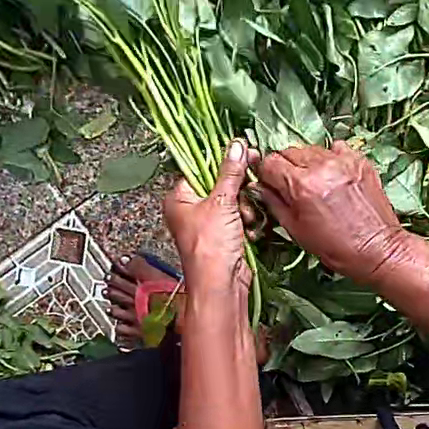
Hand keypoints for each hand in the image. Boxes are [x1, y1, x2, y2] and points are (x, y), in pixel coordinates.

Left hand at [165, 140, 252, 292]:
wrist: (221, 284)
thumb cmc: (210, 246)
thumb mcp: (222, 202)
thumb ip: (231, 172)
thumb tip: (237, 144)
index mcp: (179, 198)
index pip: (201, 168)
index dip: (224, 163)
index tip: (245, 156)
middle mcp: (190, 210)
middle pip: (220, 185)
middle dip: (239, 191)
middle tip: (248, 192)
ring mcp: (208, 224)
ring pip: (234, 202)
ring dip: (246, 208)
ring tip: (246, 219)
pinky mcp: (224, 237)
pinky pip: (239, 219)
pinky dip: (247, 222)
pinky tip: (249, 229)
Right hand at [256, 142, 411, 283]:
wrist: (377, 250)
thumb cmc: (337, 248)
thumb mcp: (296, 230)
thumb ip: (274, 203)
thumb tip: (259, 187)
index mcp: (302, 186)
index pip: (270, 162)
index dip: (266, 173)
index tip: (270, 182)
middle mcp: (322, 167)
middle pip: (289, 151)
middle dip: (285, 167)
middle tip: (292, 186)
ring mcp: (343, 162)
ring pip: (311, 148)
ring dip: (307, 162)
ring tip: (315, 183)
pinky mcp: (360, 161)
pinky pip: (336, 148)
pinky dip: (330, 158)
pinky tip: (333, 176)